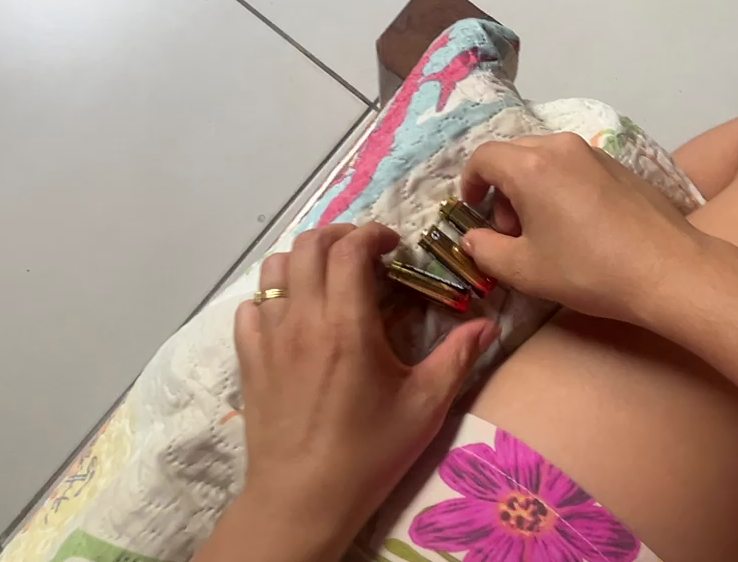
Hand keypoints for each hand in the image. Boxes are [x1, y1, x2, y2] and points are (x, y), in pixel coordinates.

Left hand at [225, 222, 495, 558]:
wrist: (301, 504)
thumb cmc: (368, 454)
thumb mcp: (424, 407)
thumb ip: (457, 358)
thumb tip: (489, 324)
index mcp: (347, 324)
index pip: (350, 248)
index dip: (373, 233)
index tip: (393, 244)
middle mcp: (303, 319)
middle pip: (310, 244)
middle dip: (340, 235)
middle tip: (365, 253)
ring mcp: (269, 337)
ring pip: (275, 267)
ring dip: (305, 259)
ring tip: (329, 276)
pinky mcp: (248, 358)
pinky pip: (251, 306)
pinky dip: (273, 296)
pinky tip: (294, 314)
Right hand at [459, 133, 710, 327]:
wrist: (667, 269)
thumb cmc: (589, 270)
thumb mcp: (526, 271)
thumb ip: (486, 251)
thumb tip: (472, 238)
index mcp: (530, 166)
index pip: (483, 157)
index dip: (470, 182)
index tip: (473, 210)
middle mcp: (559, 146)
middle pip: (513, 153)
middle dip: (501, 187)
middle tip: (511, 230)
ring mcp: (592, 151)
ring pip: (544, 155)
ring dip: (530, 184)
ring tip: (544, 227)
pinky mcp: (617, 163)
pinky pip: (572, 162)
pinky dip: (558, 182)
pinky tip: (576, 222)